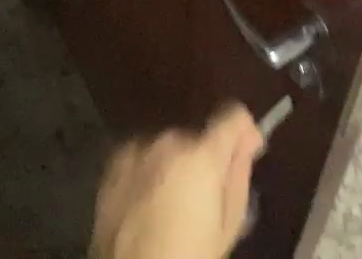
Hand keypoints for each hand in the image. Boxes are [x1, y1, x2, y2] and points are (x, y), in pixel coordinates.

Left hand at [90, 102, 264, 258]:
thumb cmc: (188, 254)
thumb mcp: (228, 226)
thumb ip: (240, 174)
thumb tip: (247, 140)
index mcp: (202, 155)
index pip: (233, 115)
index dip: (243, 131)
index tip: (246, 151)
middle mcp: (169, 140)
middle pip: (199, 137)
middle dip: (205, 159)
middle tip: (202, 199)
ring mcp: (137, 147)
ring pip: (170, 145)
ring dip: (176, 164)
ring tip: (171, 204)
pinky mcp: (114, 161)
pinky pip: (144, 155)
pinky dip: (151, 170)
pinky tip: (147, 202)